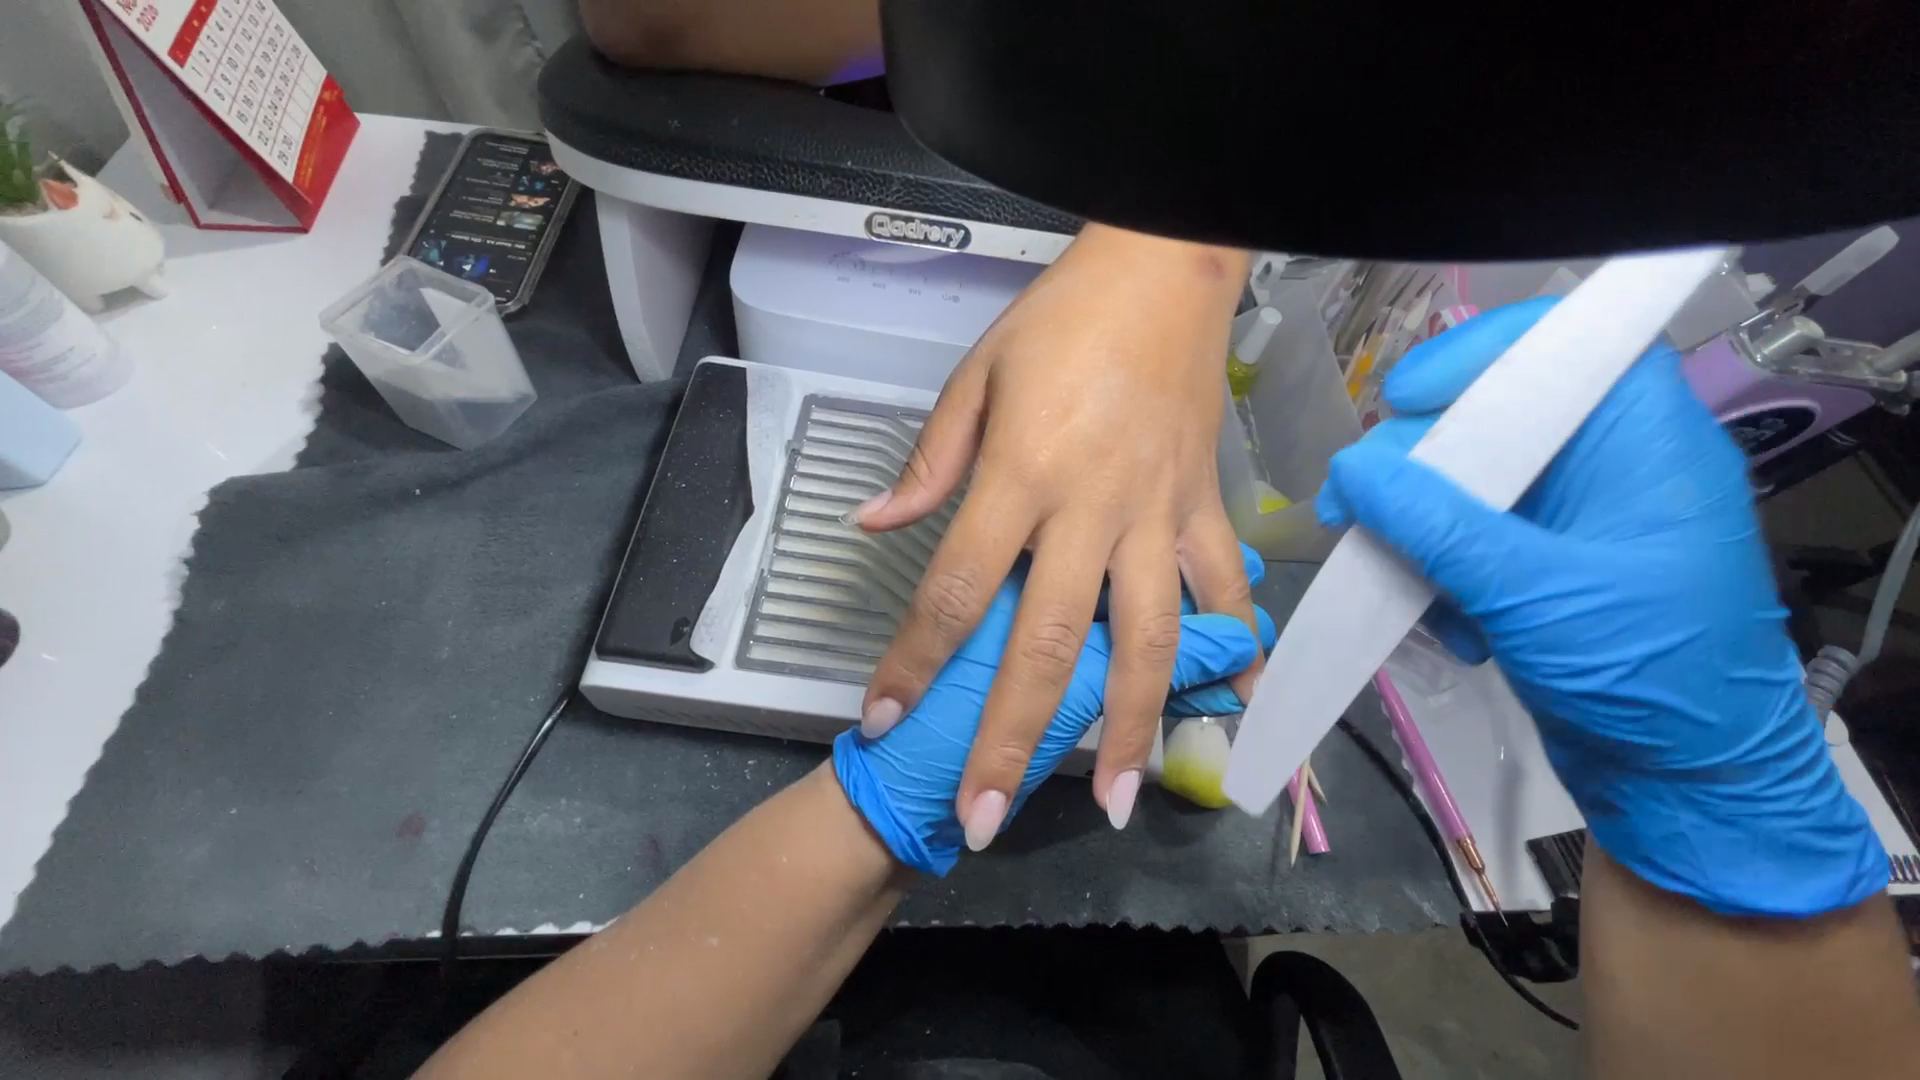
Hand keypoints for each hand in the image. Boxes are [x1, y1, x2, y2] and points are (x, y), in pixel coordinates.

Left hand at [851, 224, 1257, 842]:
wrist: (1161, 268)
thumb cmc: (1057, 319)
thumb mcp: (975, 376)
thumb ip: (930, 463)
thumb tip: (874, 525)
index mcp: (1021, 474)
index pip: (956, 587)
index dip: (916, 658)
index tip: (886, 719)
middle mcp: (1090, 510)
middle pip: (1048, 641)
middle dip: (1014, 737)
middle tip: (985, 816)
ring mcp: (1158, 514)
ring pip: (1148, 638)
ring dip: (1132, 724)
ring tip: (1119, 799)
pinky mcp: (1206, 506)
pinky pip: (1224, 586)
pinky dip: (1236, 645)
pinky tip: (1236, 701)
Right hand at [1315, 298, 1886, 916]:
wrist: (1688, 782)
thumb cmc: (1644, 673)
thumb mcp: (1530, 591)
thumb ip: (1434, 525)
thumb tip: (1348, 470)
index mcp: (1639, 442)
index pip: (1557, 349)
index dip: (1474, 356)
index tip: (1400, 399)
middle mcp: (1601, 464)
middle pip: (1485, 421)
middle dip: (1409, 468)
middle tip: (1345, 510)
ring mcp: (1566, 517)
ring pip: (1460, 486)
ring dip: (1414, 533)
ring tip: (1393, 582)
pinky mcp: (1535, 562)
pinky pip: (1460, 538)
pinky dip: (1435, 572)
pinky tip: (1447, 622)